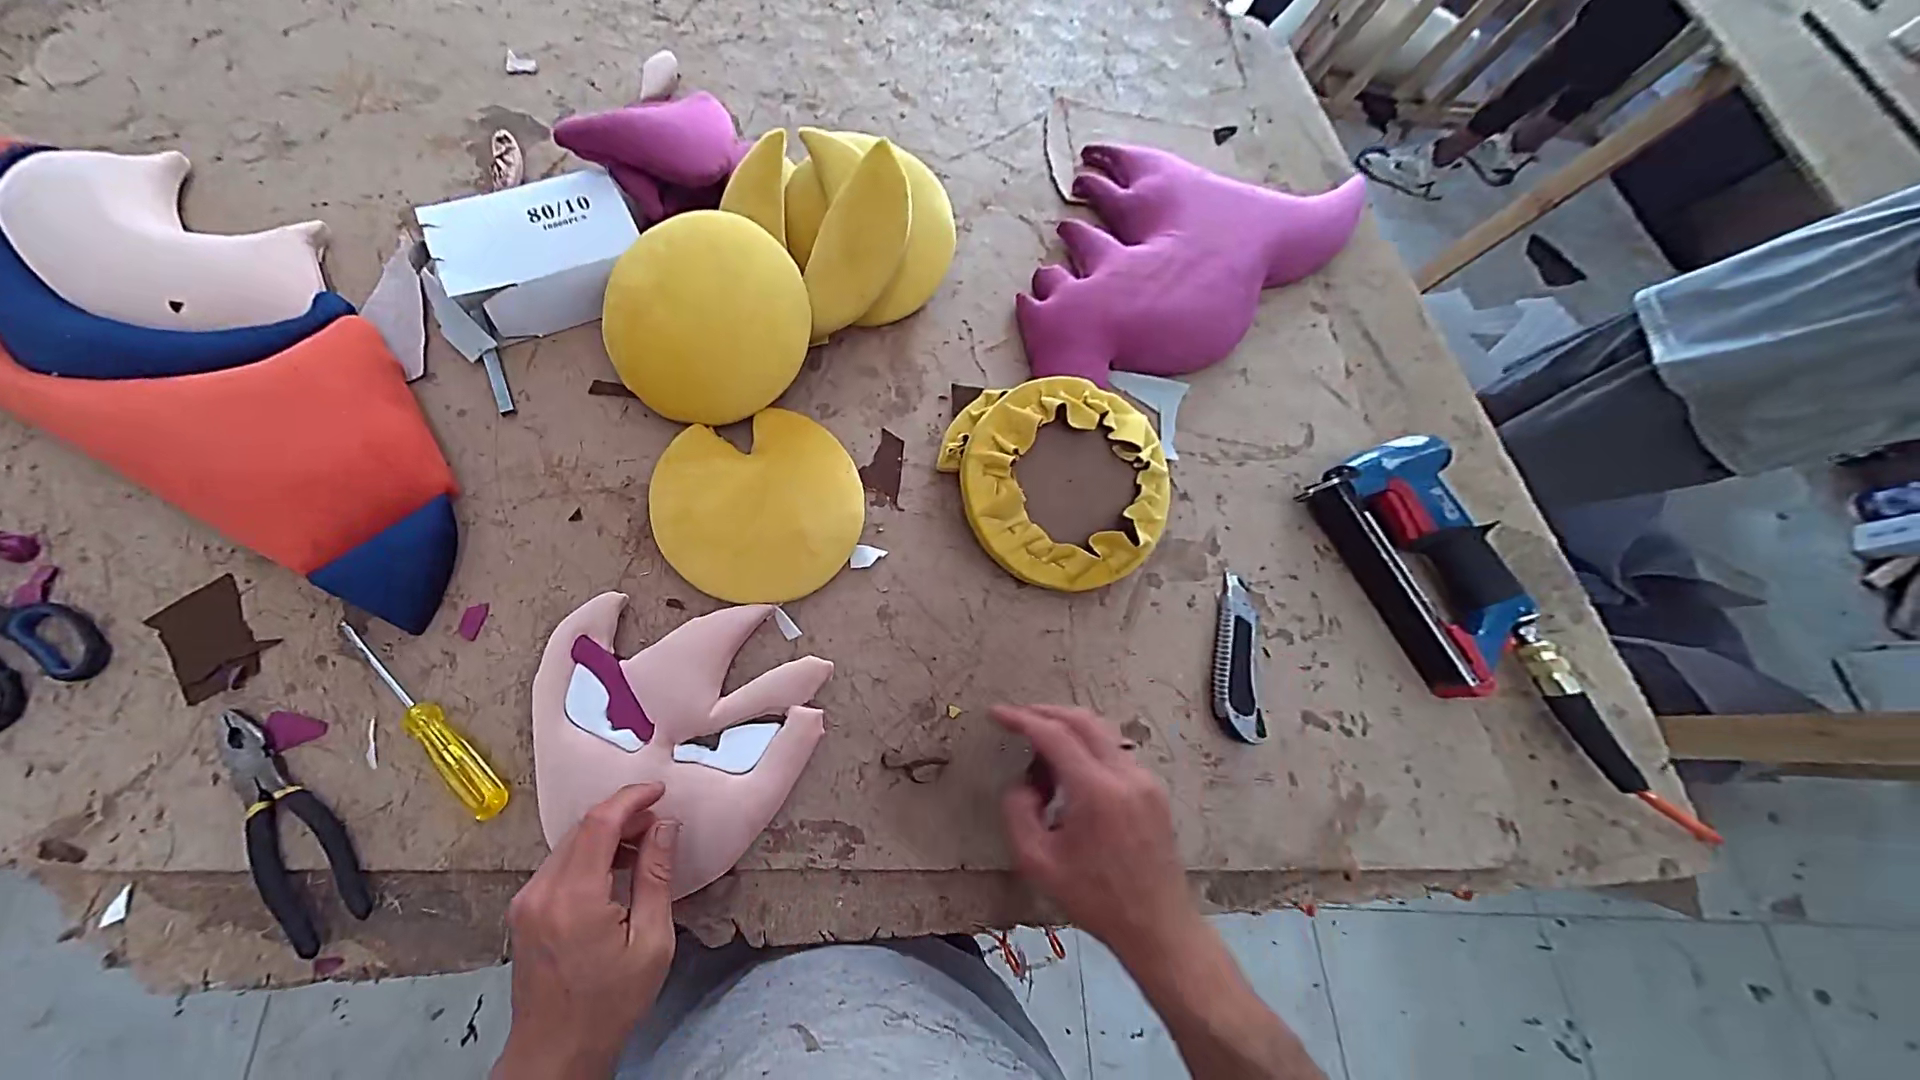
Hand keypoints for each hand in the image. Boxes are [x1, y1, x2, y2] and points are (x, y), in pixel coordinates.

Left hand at [493, 783, 679, 1079]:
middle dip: (624, 814)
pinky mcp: (525, 911)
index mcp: (573, 899)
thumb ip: (656, 874)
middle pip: (584, 827)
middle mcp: (541, 894)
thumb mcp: (652, 939)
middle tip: (659, 823)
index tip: (659, 791)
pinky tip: (616, 868)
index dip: (632, 798)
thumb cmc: (609, 1004)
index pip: (600, 822)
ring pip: (571, 842)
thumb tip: (664, 826)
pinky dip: (592, 853)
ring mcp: (527, 903)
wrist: (555, 1054)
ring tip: (643, 847)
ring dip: (609, 833)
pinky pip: (561, 863)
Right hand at [995, 704, 1200, 959]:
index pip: (1054, 735)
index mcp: (1096, 791)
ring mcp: (1145, 780)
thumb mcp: (1038, 862)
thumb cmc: (1096, 900)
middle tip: (1019, 721)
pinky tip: (1073, 774)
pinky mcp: (1154, 790)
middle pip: (1082, 720)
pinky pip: (1115, 752)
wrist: (1157, 927)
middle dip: (1045, 713)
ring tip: (1043, 754)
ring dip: (1068, 730)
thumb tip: (1023, 783)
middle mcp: (1125, 775)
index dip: (1022, 719)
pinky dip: (1089, 749)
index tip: (999, 714)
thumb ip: (1018, 812)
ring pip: (1101, 732)